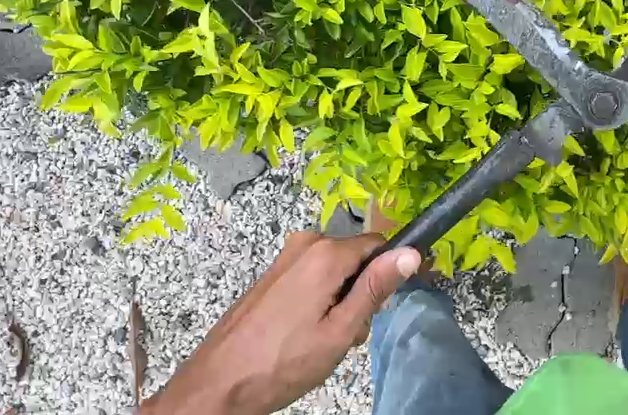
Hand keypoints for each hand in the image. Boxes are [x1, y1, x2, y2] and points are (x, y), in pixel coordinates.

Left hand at [141, 232, 419, 414]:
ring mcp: (286, 257)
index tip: (381, 308)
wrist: (216, 385)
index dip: (388, 274)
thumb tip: (411, 252)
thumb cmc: (283, 362)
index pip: (379, 245)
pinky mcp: (273, 273)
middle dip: (359, 293)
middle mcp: (307, 242)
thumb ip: (376, 288)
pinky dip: (316, 301)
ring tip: (320, 341)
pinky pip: (311, 276)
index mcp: (327, 252)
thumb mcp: (339, 331)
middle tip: (345, 335)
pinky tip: (302, 335)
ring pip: (333, 270)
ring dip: (337, 301)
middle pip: (355, 259)